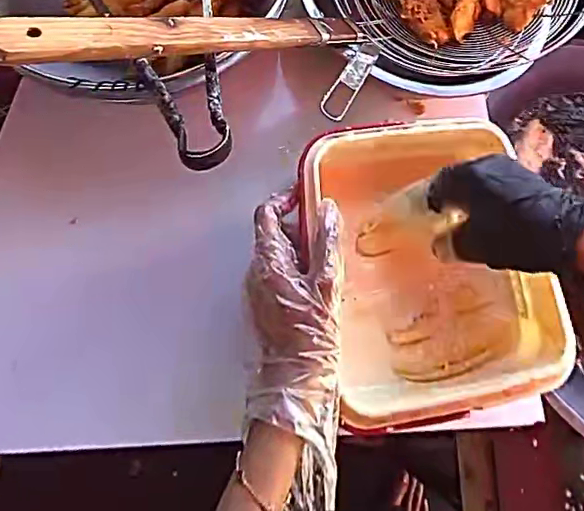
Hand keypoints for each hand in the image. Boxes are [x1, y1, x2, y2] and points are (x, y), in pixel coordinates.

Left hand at [243, 192, 341, 509]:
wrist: (295, 386)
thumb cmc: (308, 338)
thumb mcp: (325, 283)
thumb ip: (326, 242)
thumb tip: (326, 210)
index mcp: (268, 261)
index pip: (266, 213)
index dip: (285, 199)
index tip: (304, 197)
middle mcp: (256, 272)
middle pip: (275, 234)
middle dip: (301, 231)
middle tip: (325, 240)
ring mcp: (258, 291)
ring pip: (279, 256)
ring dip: (301, 253)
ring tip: (325, 270)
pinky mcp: (264, 307)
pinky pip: (279, 276)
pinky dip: (297, 273)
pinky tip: (317, 291)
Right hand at [427, 153, 583, 272]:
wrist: (568, 231)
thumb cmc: (514, 236)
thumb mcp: (477, 246)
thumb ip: (452, 243)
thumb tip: (439, 244)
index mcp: (467, 175)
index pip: (438, 183)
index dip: (430, 200)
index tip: (427, 215)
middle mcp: (484, 163)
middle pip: (458, 178)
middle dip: (451, 196)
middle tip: (445, 216)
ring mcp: (508, 167)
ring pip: (479, 180)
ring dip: (471, 196)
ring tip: (468, 218)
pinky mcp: (527, 176)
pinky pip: (497, 184)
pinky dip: (489, 197)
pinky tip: (494, 215)